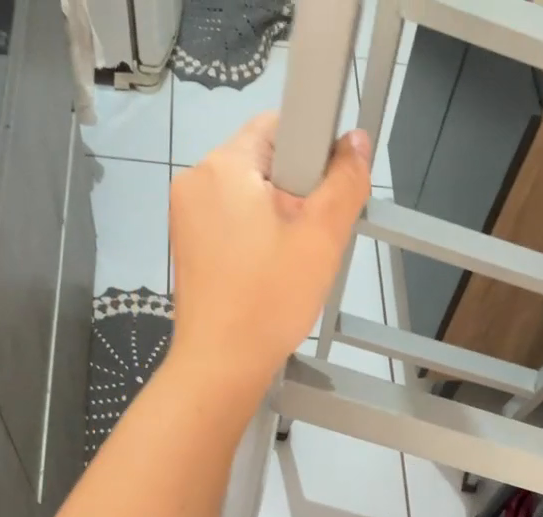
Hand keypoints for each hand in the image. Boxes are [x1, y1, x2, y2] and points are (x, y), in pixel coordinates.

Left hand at [167, 113, 372, 394]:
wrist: (221, 365)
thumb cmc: (268, 300)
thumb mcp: (321, 237)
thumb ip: (345, 181)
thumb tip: (355, 141)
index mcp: (223, 165)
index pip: (280, 124)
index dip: (315, 150)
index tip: (327, 194)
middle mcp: (195, 180)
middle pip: (264, 161)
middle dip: (297, 192)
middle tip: (312, 239)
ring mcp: (187, 215)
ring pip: (250, 195)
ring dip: (279, 219)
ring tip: (291, 263)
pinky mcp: (189, 245)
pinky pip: (233, 223)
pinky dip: (257, 239)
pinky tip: (269, 274)